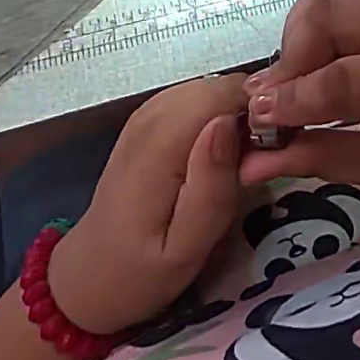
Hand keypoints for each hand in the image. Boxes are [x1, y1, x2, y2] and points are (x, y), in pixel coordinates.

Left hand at [48, 75, 244, 334]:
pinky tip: (218, 153)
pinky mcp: (152, 115)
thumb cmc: (143, 270)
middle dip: (250, 113)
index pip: (226, 92)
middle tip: (253, 163)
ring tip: (238, 161)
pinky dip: (220, 116)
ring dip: (237, 115)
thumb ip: (211, 185)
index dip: (258, 113)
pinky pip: (202, 97)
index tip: (267, 153)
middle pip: (223, 85)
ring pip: (216, 87)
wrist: (92, 275)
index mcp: (159, 143)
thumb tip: (227, 123)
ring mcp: (149, 110)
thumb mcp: (188, 246)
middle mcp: (151, 114)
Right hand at [236, 0, 359, 199]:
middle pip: (330, 14)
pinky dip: (310, 17)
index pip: (344, 78)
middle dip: (291, 54)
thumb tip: (248, 163)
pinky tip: (314, 52)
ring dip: (298, 32)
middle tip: (278, 95)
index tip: (257, 117)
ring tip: (298, 75)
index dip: (291, 97)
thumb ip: (317, 158)